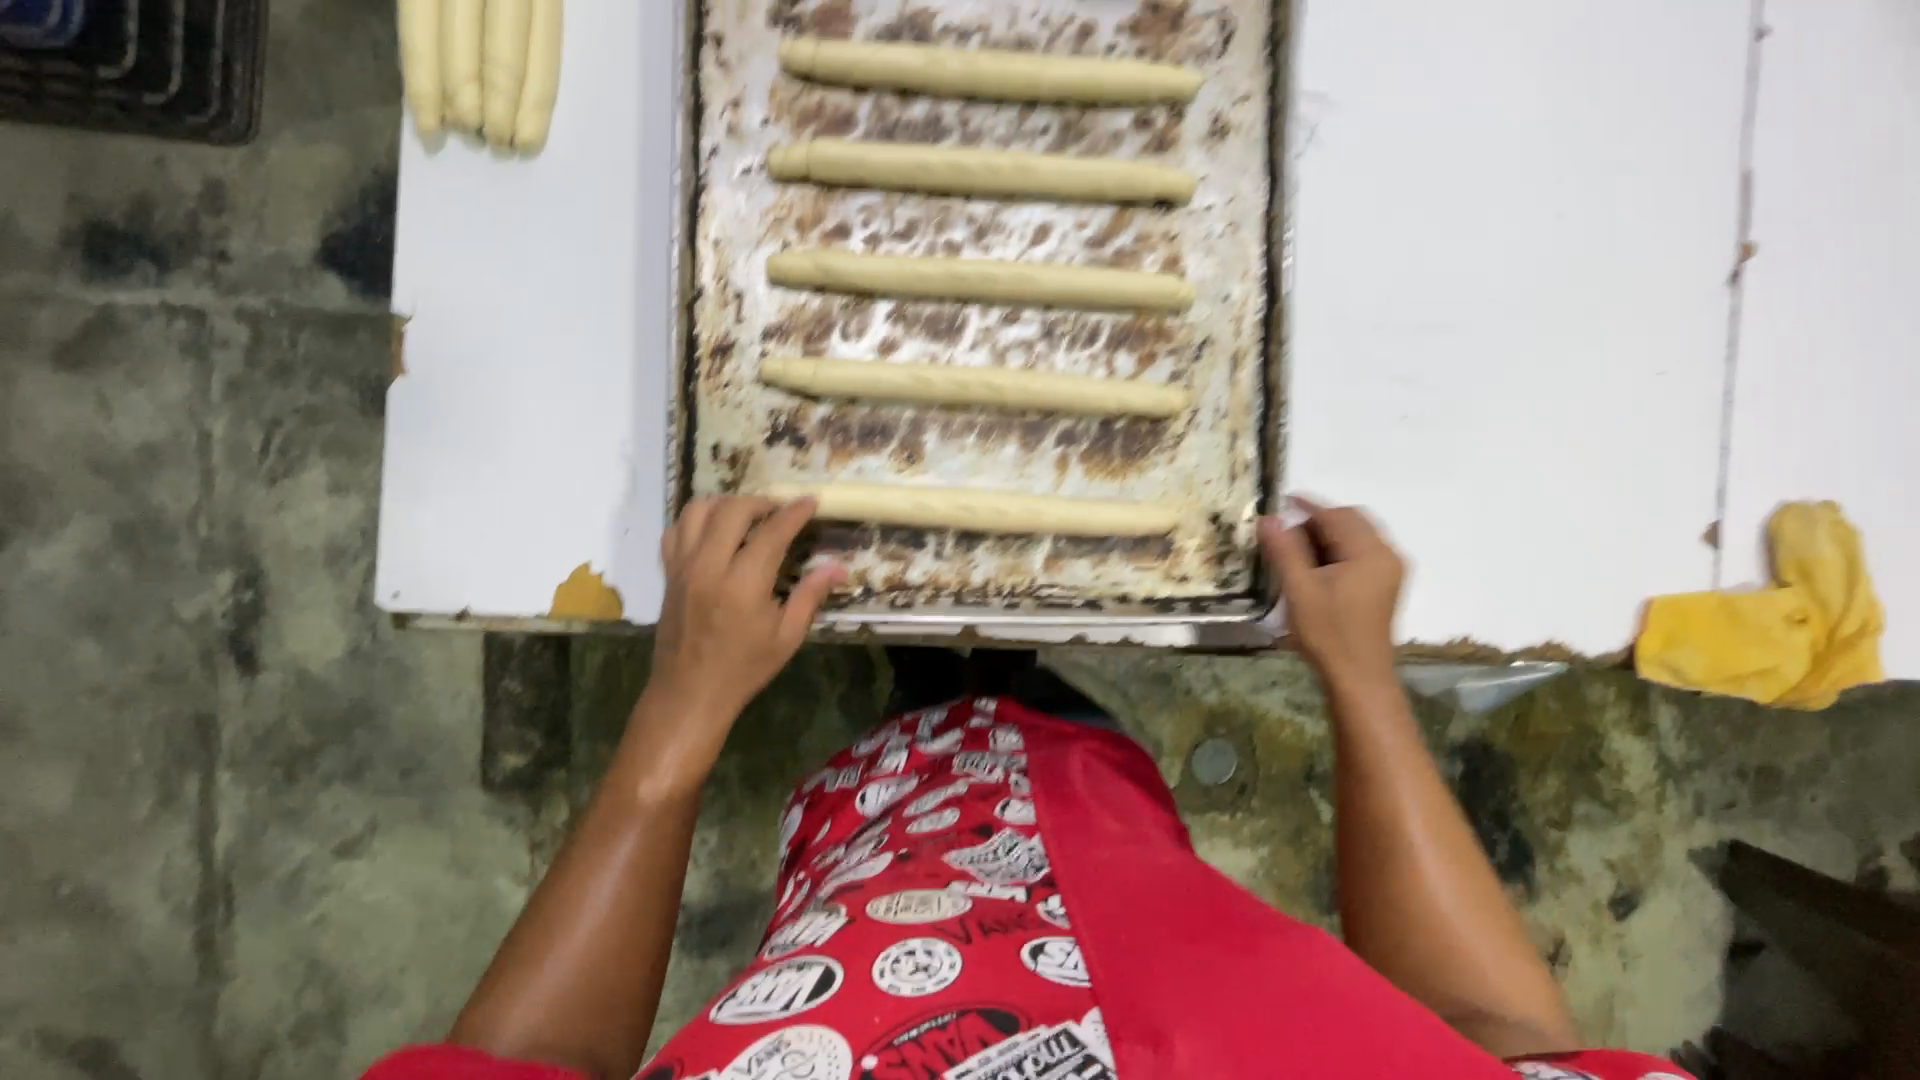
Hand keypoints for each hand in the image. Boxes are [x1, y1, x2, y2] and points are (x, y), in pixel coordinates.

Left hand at [636, 496, 844, 779]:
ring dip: (726, 504)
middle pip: (733, 510)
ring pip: (698, 510)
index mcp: (743, 584)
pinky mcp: (669, 573)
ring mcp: (683, 567)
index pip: (772, 532)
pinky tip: (714, 531)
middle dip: (760, 502)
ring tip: (746, 515)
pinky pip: (676, 530)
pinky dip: (696, 521)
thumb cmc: (743, 669)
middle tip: (779, 510)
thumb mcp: (787, 637)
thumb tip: (838, 567)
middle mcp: (709, 566)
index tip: (810, 501)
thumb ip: (810, 595)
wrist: (689, 693)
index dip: (794, 513)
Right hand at [1258, 496, 1404, 689]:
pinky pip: (1361, 553)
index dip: (1308, 507)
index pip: (1338, 516)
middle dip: (1318, 521)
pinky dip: (1338, 550)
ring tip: (1296, 552)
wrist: (1358, 677)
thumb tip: (1268, 519)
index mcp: (1371, 553)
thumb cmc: (1328, 633)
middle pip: (1352, 521)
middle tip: (1286, 534)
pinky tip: (1315, 567)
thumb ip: (1284, 550)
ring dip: (1327, 536)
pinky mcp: (1385, 585)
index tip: (1281, 502)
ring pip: (1357, 536)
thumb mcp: (1299, 589)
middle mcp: (1388, 555)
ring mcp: (1390, 571)